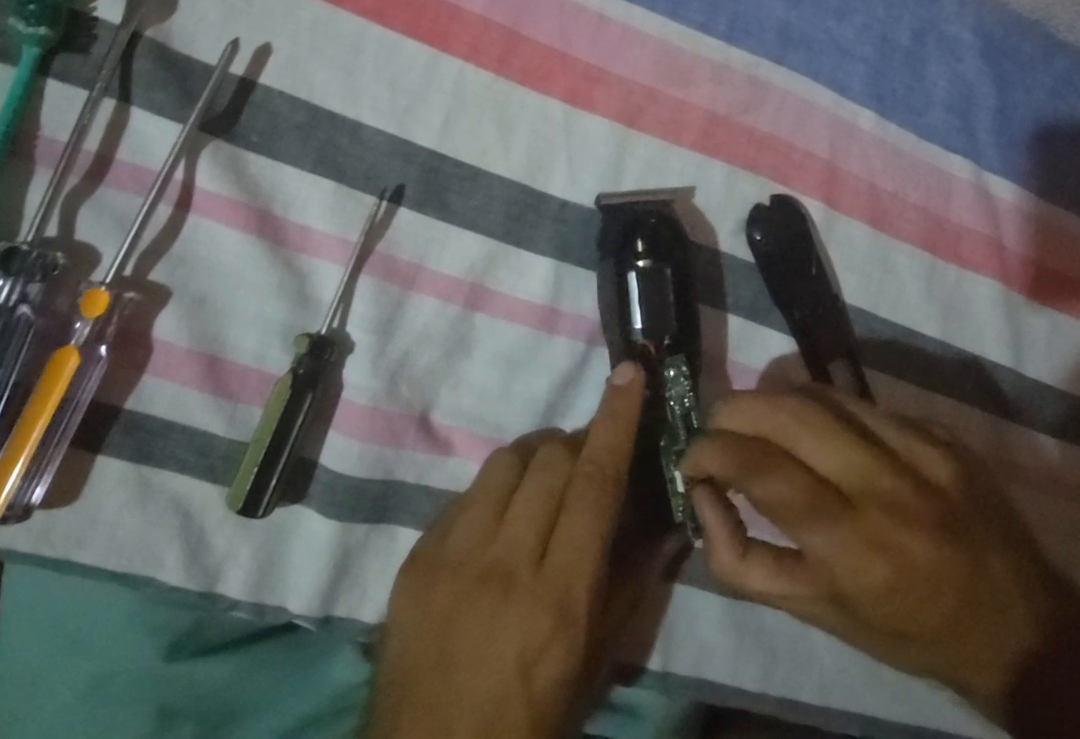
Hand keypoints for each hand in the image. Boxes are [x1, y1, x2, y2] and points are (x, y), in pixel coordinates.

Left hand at [366, 363, 663, 738]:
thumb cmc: (530, 716)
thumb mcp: (593, 663)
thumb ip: (628, 586)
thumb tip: (663, 525)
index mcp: (559, 596)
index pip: (594, 484)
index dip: (614, 422)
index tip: (626, 375)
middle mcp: (504, 563)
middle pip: (548, 461)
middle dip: (577, 443)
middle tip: (590, 458)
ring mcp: (451, 556)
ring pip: (502, 465)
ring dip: (535, 458)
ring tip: (546, 479)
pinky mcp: (415, 558)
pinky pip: (463, 496)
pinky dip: (493, 492)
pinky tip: (499, 519)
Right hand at [680, 387, 1079, 720]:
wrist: (1020, 627)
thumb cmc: (904, 631)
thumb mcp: (812, 612)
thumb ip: (741, 557)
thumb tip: (704, 494)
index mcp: (852, 545)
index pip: (760, 467)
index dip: (709, 451)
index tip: (692, 461)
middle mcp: (887, 486)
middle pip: (786, 411)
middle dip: (731, 411)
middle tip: (716, 432)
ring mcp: (922, 450)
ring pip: (821, 394)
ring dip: (772, 402)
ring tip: (756, 424)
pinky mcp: (943, 434)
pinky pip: (861, 404)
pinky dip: (822, 411)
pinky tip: (817, 435)